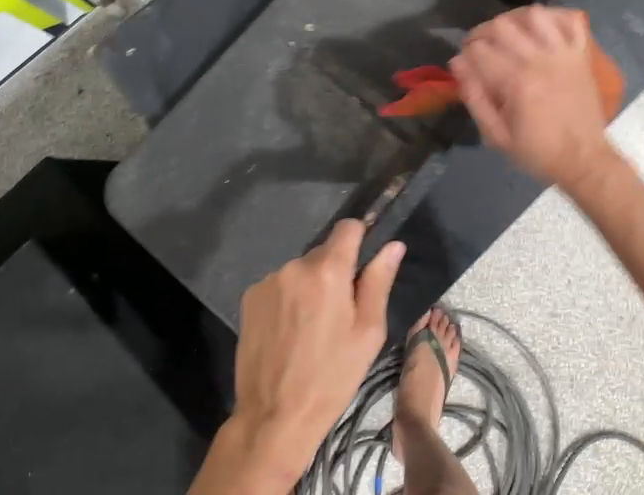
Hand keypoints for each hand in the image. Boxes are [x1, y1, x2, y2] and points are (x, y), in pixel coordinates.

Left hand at [226, 219, 404, 482]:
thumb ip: (379, 282)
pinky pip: (279, 286)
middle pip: (323, 253)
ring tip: (310, 328)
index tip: (362, 263)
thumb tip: (393, 246)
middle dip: (333, 273)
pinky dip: (287, 300)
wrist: (274, 416)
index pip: (347, 228)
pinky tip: (288, 332)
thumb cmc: (332, 377)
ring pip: (300, 271)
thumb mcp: (368, 333)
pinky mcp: (249, 297)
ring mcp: (268, 281)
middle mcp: (294, 266)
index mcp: (328, 271)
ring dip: (308, 287)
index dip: (359, 238)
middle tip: (338, 313)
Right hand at [450, 6, 619, 190]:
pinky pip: (571, 21)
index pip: (479, 50)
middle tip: (481, 50)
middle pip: (501, 25)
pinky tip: (542, 30)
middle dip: (483, 34)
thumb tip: (458, 64)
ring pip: (535, 14)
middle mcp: (539, 60)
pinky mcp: (581, 55)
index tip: (466, 66)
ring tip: (510, 35)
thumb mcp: (497, 136)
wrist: (585, 160)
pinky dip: (555, 17)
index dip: (466, 55)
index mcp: (516, 82)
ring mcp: (563, 54)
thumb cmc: (538, 152)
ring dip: (516, 20)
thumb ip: (475, 98)